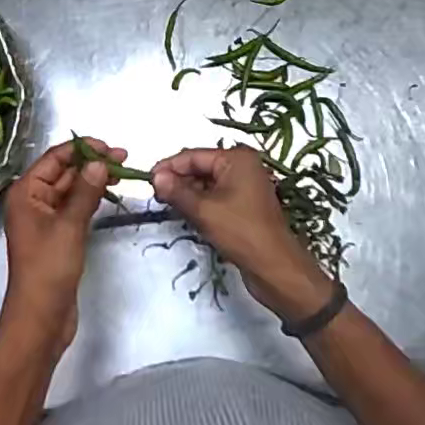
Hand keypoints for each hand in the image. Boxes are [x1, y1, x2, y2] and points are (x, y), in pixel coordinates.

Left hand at [0, 137, 122, 355]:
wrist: (40, 321)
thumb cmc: (48, 270)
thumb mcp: (69, 226)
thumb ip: (85, 191)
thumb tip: (100, 162)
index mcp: (25, 191)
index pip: (56, 158)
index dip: (83, 149)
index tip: (111, 147)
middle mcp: (32, 200)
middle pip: (65, 171)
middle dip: (92, 163)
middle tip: (124, 159)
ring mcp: (45, 218)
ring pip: (72, 188)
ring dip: (94, 179)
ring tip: (122, 173)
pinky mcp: (57, 234)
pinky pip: (75, 206)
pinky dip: (92, 197)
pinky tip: (110, 193)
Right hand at [150, 146, 334, 321]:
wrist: (276, 269)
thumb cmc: (241, 232)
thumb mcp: (204, 210)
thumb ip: (177, 191)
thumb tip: (156, 177)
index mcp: (236, 158)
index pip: (194, 155)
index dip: (169, 166)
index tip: (148, 180)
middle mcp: (242, 166)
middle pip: (201, 167)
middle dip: (178, 180)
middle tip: (156, 195)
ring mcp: (245, 185)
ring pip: (207, 183)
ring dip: (187, 193)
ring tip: (167, 205)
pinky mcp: (244, 205)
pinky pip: (216, 196)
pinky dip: (200, 203)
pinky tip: (185, 213)